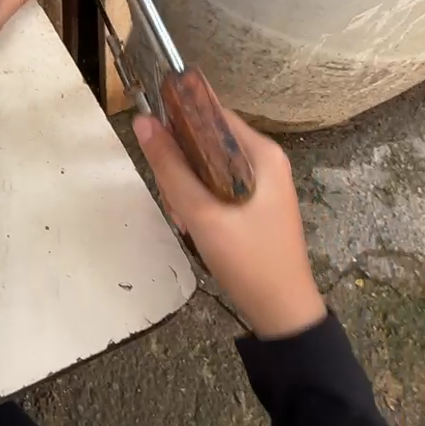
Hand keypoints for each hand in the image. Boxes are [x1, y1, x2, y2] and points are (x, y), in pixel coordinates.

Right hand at [136, 110, 326, 339]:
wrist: (282, 312)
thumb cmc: (247, 259)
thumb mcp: (201, 212)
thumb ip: (170, 166)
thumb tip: (142, 122)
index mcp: (261, 153)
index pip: (210, 112)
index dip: (178, 121)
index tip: (155, 144)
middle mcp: (264, 160)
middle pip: (205, 139)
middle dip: (179, 163)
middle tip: (171, 197)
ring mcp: (260, 182)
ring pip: (205, 164)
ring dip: (185, 185)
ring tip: (182, 217)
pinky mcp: (253, 201)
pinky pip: (215, 183)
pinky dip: (198, 198)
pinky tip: (191, 223)